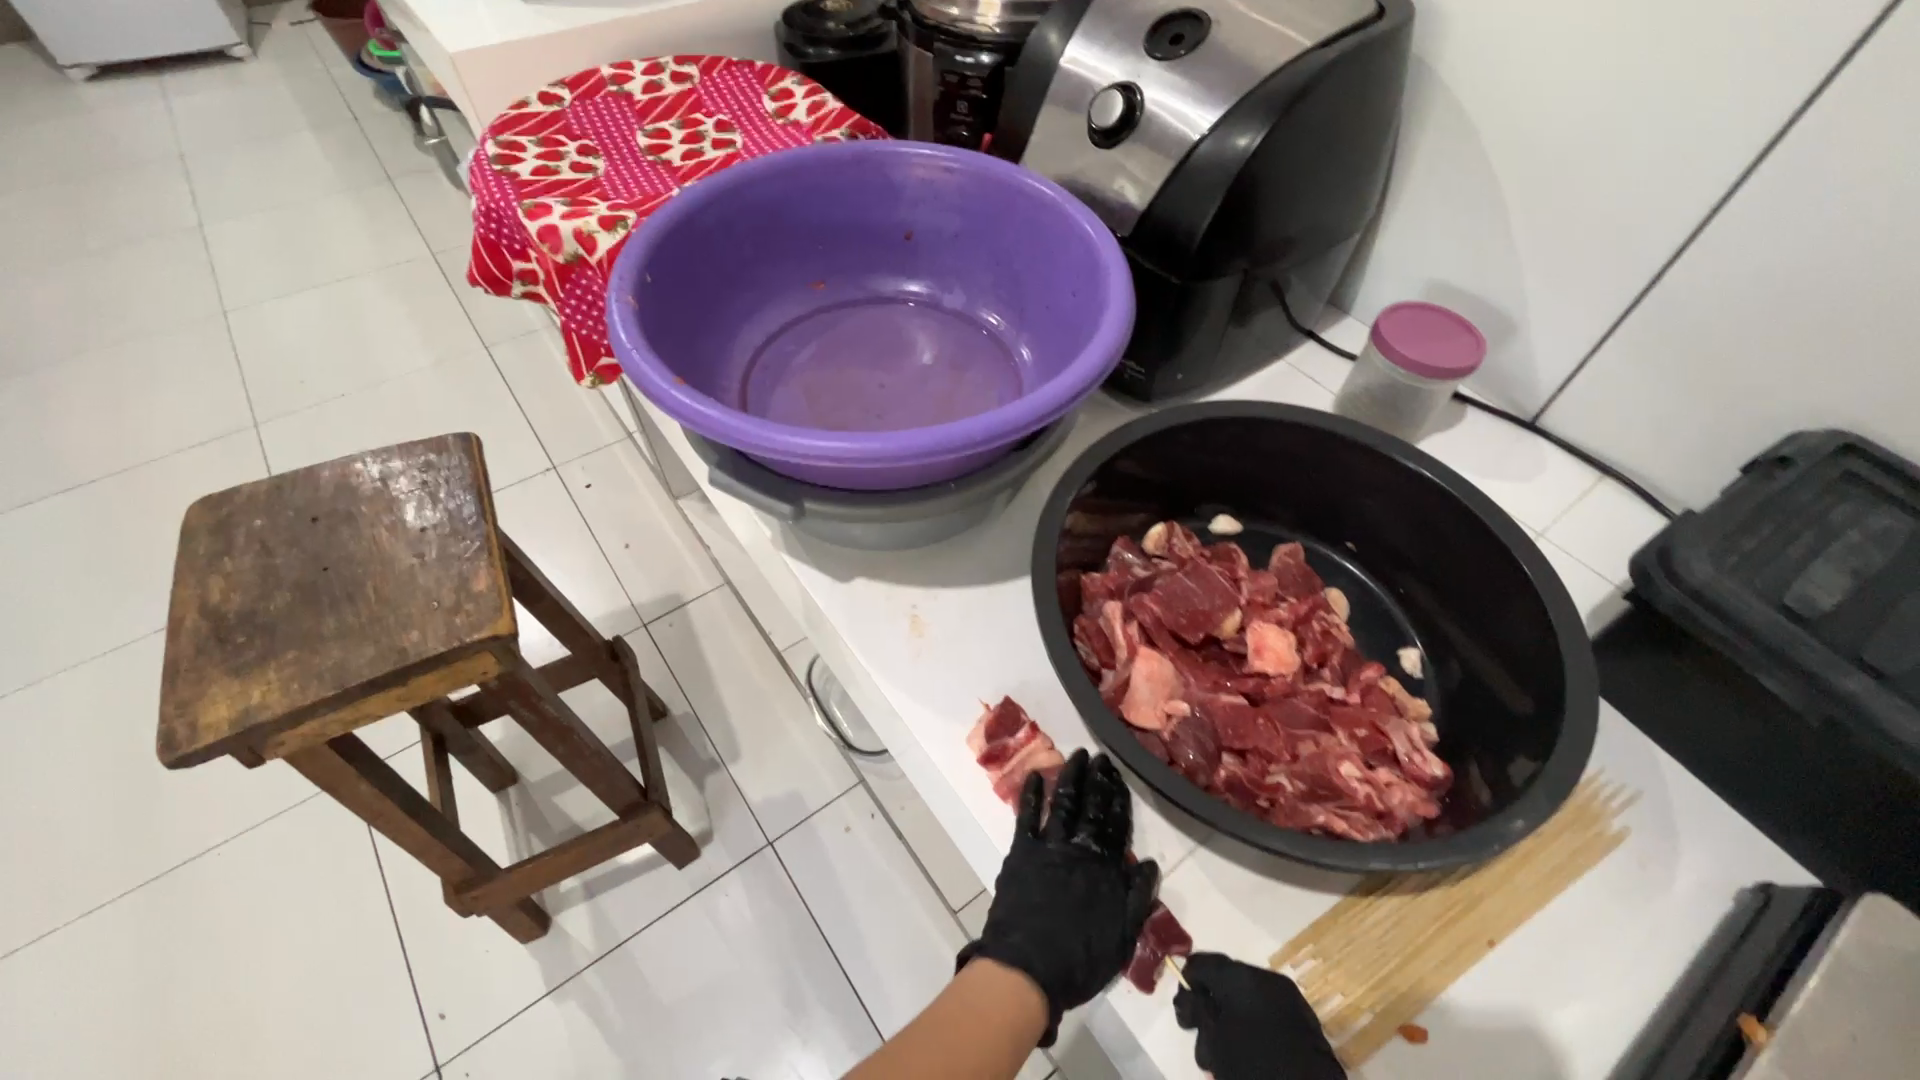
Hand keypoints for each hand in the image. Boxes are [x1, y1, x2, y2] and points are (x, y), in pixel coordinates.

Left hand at [958, 750, 1159, 1045]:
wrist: (1028, 968)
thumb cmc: (1079, 960)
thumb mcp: (1122, 936)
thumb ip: (1138, 898)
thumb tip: (1150, 863)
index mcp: (1107, 870)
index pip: (1118, 826)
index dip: (1120, 800)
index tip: (1121, 777)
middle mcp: (1081, 850)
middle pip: (1093, 808)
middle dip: (1098, 780)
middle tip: (1101, 756)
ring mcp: (1049, 848)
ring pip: (1064, 804)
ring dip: (1071, 777)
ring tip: (1077, 755)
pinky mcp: (1022, 853)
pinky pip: (1027, 818)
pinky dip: (1031, 796)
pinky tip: (1035, 776)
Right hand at [1173, 953, 1344, 1079]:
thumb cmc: (1253, 1066)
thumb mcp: (1212, 1038)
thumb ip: (1195, 1007)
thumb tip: (1190, 991)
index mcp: (1242, 977)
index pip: (1202, 963)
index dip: (1188, 985)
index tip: (1186, 1015)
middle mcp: (1267, 981)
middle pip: (1225, 985)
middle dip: (1211, 1013)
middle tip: (1206, 1044)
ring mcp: (1290, 1003)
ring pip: (1246, 1004)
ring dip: (1231, 1029)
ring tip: (1227, 1063)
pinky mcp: (1305, 1027)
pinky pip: (1267, 1018)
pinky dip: (1253, 1034)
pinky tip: (1249, 1061)